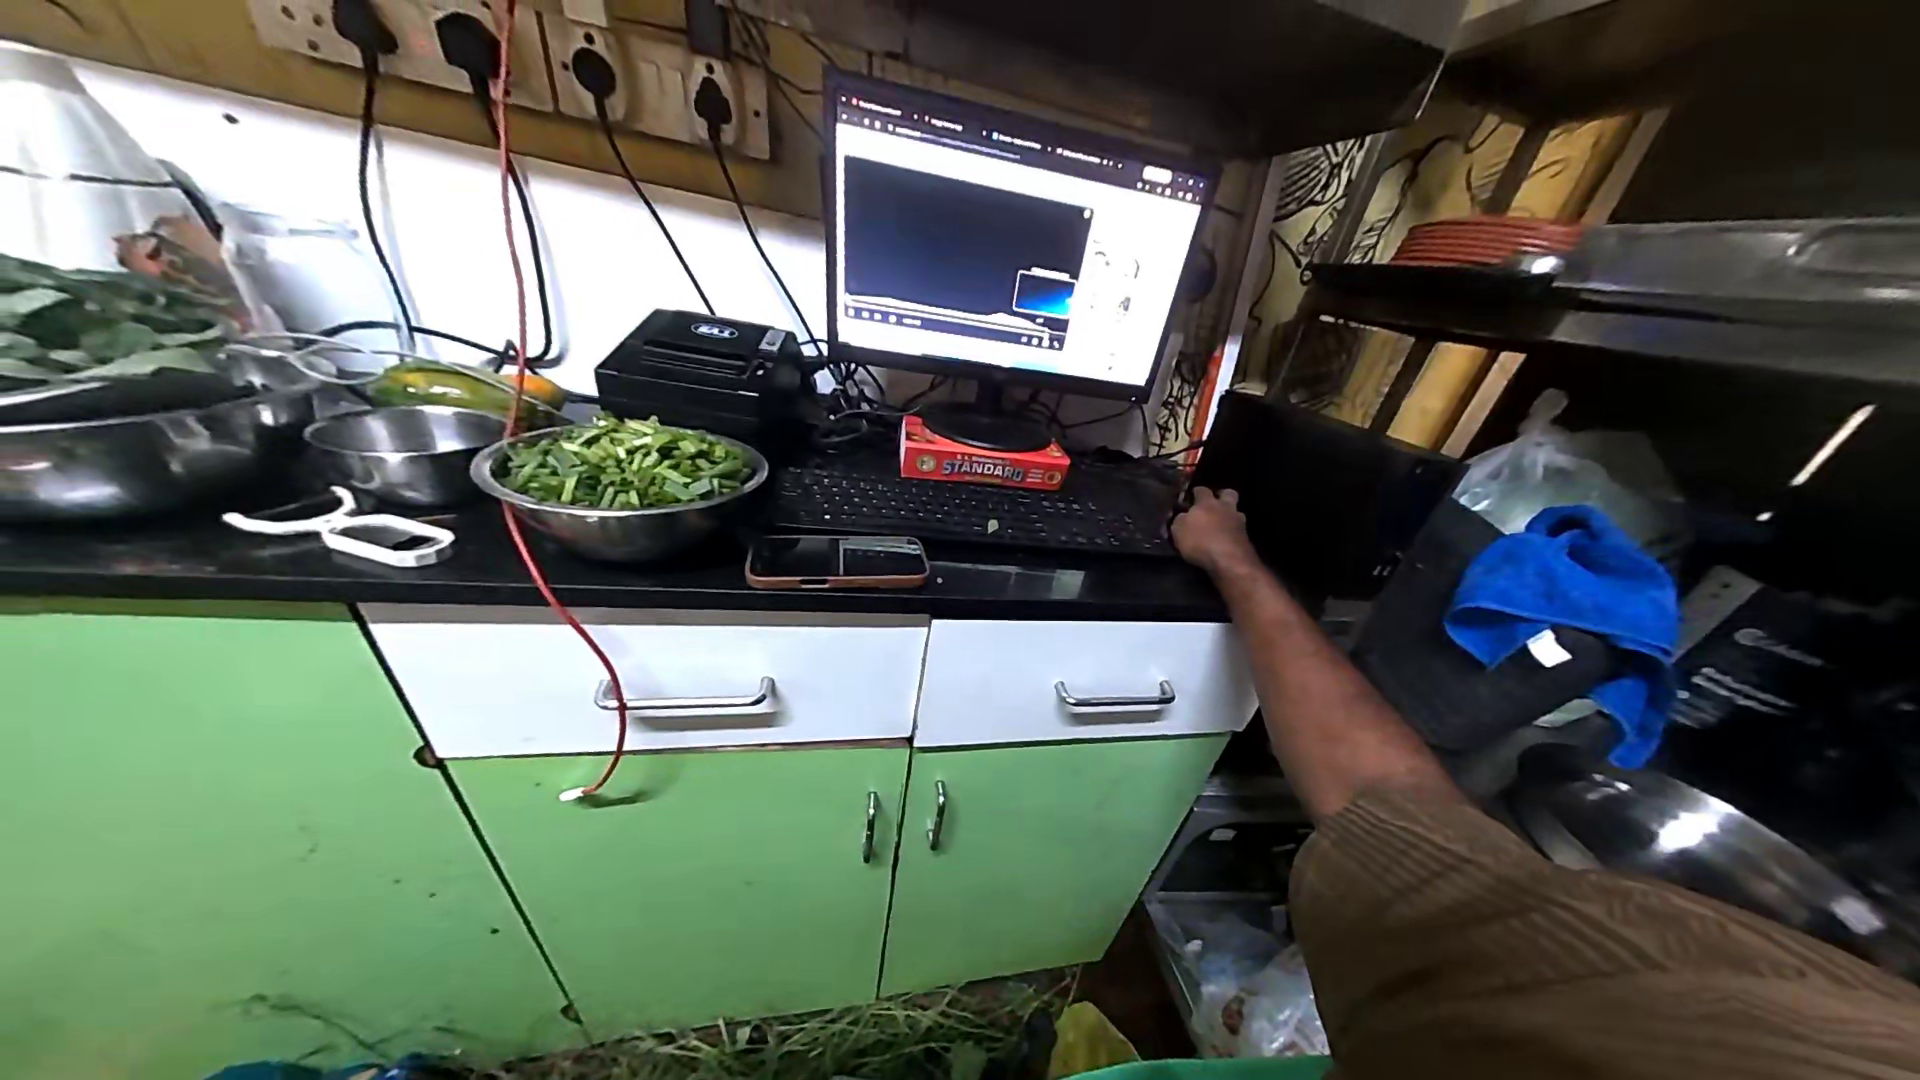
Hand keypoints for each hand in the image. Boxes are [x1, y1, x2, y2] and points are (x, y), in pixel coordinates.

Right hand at [1172, 487, 1258, 576]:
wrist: (1229, 560)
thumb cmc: (1200, 541)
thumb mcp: (1178, 531)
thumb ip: (1180, 520)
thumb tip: (1184, 516)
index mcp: (1207, 503)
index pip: (1202, 490)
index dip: (1196, 492)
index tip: (1191, 495)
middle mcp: (1225, 507)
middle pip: (1228, 493)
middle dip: (1221, 496)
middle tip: (1213, 504)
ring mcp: (1239, 522)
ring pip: (1236, 511)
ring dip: (1229, 515)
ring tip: (1220, 524)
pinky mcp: (1246, 537)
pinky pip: (1237, 529)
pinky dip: (1231, 531)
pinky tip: (1224, 539)